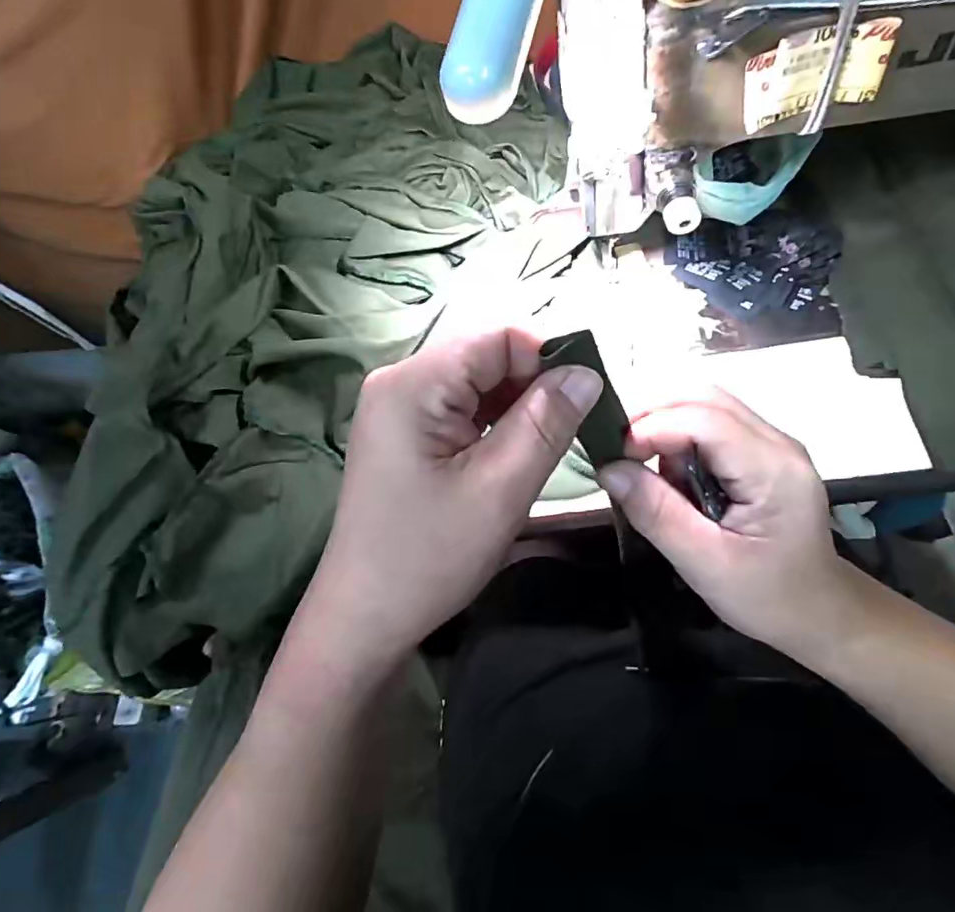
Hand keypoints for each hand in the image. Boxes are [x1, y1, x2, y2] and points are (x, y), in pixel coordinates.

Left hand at [294, 328, 601, 676]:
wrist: (365, 616)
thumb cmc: (429, 557)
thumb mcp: (500, 489)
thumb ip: (546, 422)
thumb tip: (587, 373)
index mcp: (413, 384)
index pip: (497, 338)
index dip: (548, 358)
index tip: (588, 398)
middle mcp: (400, 382)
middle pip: (487, 357)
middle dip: (536, 384)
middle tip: (575, 428)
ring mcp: (400, 407)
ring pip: (479, 383)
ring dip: (520, 405)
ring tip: (549, 443)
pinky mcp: (406, 431)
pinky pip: (463, 408)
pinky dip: (498, 422)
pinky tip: (516, 451)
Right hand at [595, 392, 869, 663]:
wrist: (819, 613)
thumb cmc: (767, 596)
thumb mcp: (705, 564)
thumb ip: (657, 513)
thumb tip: (609, 469)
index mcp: (773, 470)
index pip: (704, 419)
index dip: (653, 427)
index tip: (615, 456)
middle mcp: (778, 444)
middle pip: (706, 401)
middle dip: (657, 421)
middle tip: (624, 459)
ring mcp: (774, 445)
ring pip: (708, 409)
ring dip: (670, 432)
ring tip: (654, 479)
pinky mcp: (765, 454)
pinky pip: (716, 428)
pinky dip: (685, 444)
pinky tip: (679, 482)